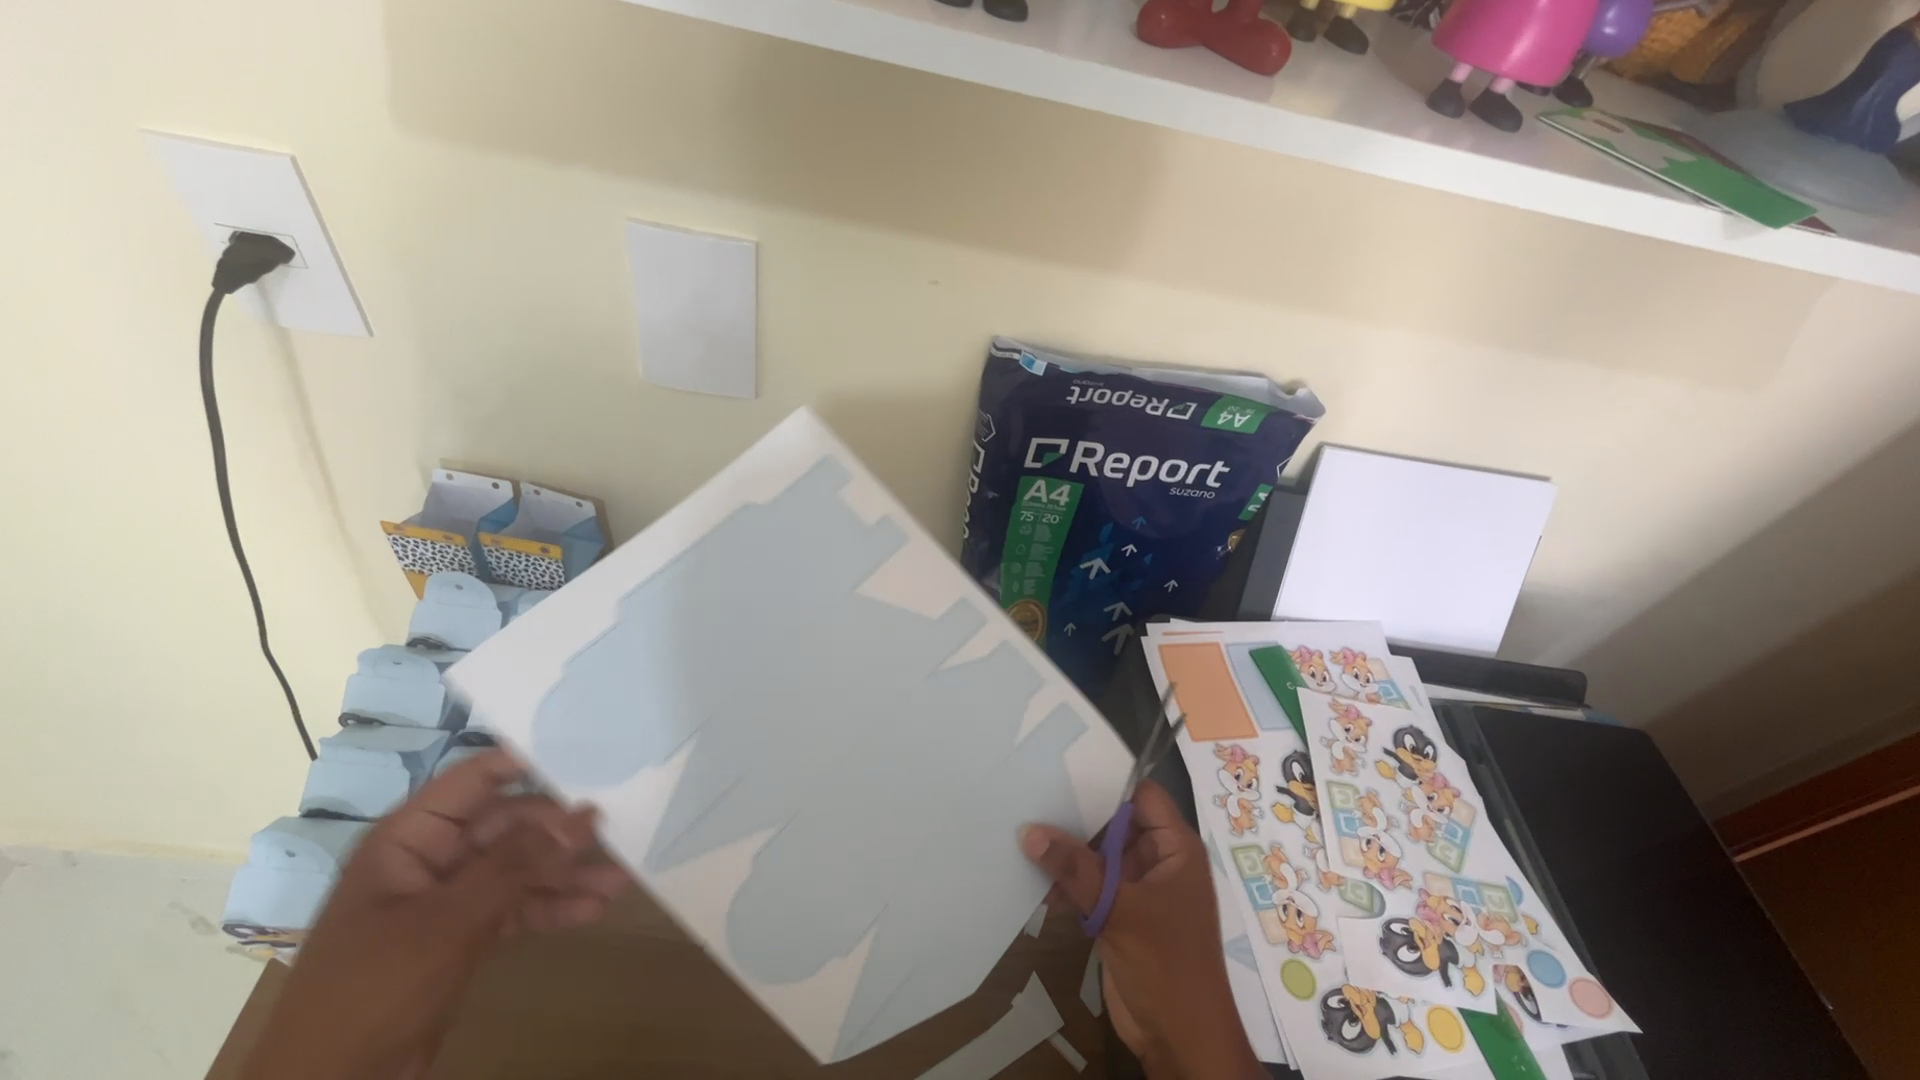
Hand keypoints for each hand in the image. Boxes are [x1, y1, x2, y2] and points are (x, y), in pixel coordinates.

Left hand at [241, 749, 630, 1079]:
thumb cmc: (373, 990)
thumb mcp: (448, 922)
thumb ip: (517, 865)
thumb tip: (584, 814)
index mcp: (409, 839)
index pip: (475, 780)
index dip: (528, 761)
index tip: (590, 753)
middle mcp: (430, 859)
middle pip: (507, 826)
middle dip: (561, 830)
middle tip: (622, 825)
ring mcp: (446, 900)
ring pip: (518, 869)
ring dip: (565, 874)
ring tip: (621, 877)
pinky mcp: (461, 937)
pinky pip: (515, 908)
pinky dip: (550, 908)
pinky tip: (593, 910)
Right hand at [1021, 780, 1262, 1079]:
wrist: (1181, 1038)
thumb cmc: (1165, 964)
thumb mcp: (1118, 909)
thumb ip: (1074, 868)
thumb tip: (1029, 831)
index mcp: (1175, 849)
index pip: (1141, 796)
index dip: (1106, 781)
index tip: (1061, 770)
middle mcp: (1159, 861)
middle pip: (1115, 824)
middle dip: (1077, 819)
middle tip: (1030, 801)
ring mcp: (1140, 890)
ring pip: (1099, 857)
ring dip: (1068, 856)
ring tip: (1023, 842)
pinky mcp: (1123, 916)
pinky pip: (1093, 887)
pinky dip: (1069, 886)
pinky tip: (1036, 887)